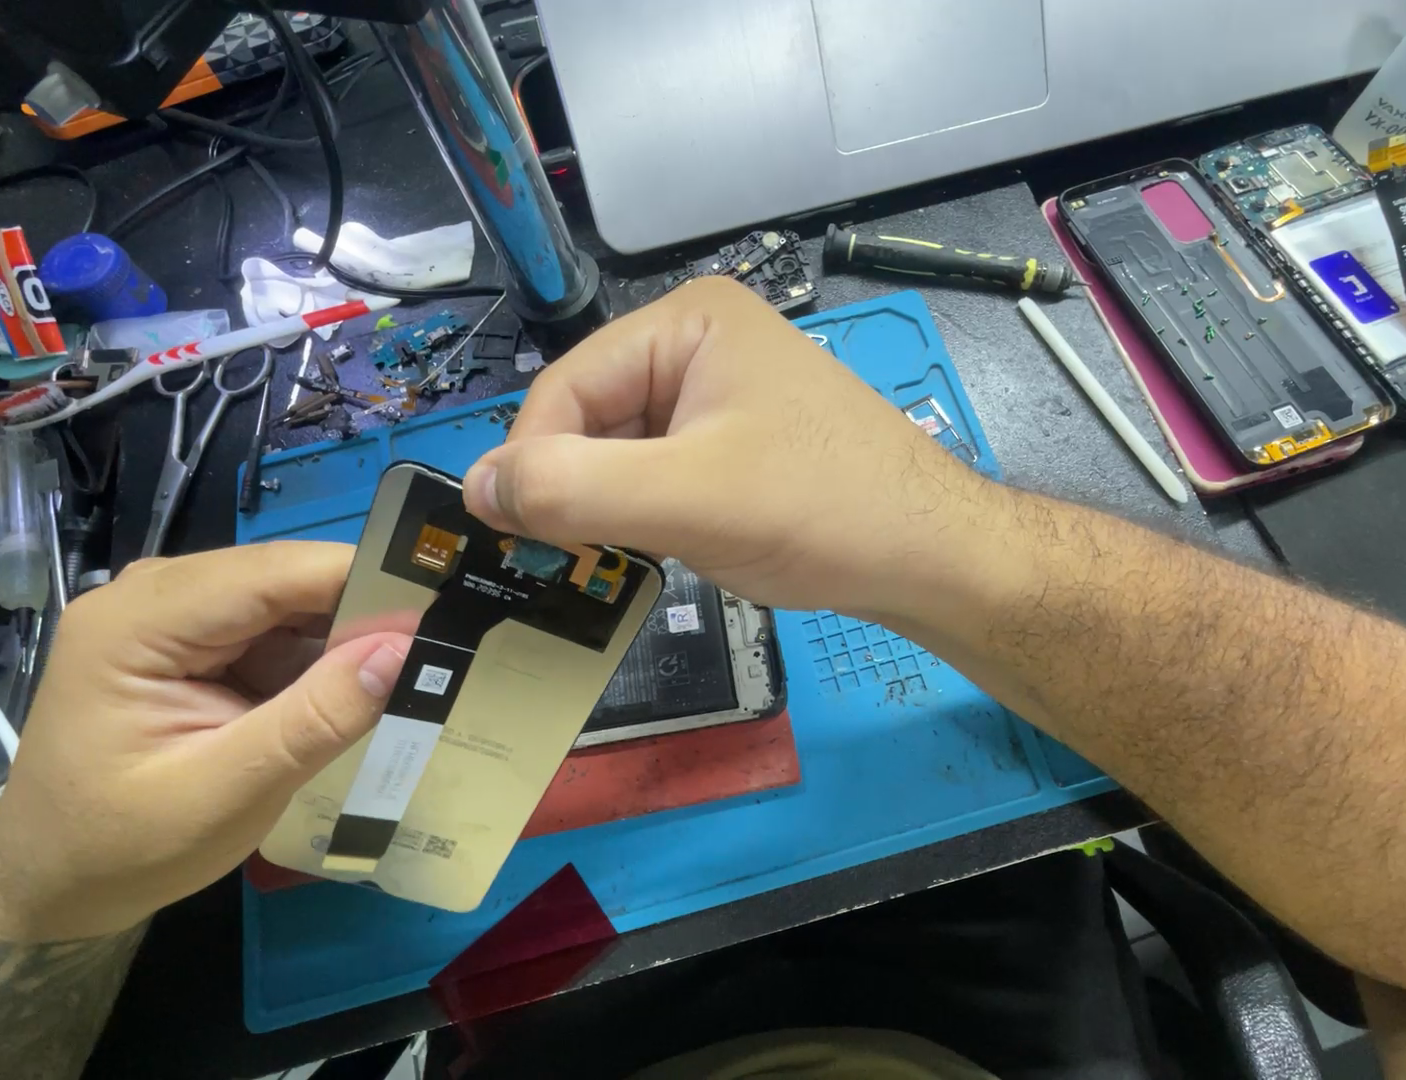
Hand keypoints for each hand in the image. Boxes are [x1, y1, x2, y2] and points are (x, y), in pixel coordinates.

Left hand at [0, 542, 411, 941]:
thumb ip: (318, 717)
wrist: (54, 888)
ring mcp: (173, 613)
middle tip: (435, 644)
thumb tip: (405, 648)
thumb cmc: (124, 848)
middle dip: (362, 606)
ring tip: (407, 662)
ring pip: (292, 594)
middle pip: (286, 575)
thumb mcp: (230, 792)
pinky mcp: (197, 637)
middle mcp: (152, 596)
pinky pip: (281, 621)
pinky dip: (324, 648)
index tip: (438, 609)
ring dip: (348, 628)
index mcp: (136, 623)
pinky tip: (355, 679)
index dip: (362, 580)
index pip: (273, 572)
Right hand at [460, 276, 989, 616]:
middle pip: (595, 417)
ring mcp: (726, 394)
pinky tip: (673, 544)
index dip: (532, 460)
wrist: (930, 556)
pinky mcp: (741, 441)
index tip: (515, 534)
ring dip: (618, 505)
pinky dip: (652, 512)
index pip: (568, 385)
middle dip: (583, 486)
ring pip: (627, 451)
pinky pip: (664, 471)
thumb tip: (475, 487)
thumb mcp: (685, 498)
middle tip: (584, 554)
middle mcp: (702, 345)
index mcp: (687, 323)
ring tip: (643, 549)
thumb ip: (572, 489)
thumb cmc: (817, 511)